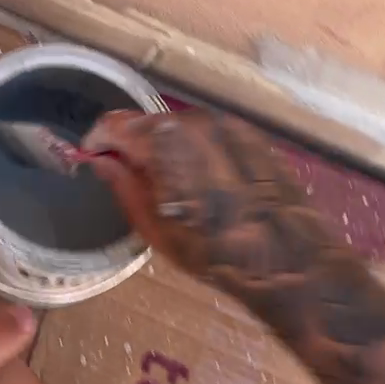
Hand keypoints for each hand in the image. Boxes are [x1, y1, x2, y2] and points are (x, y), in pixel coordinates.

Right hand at [82, 107, 327, 282]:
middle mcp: (190, 122)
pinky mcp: (249, 133)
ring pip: (177, 125)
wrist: (291, 261)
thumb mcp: (154, 227)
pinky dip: (193, 147)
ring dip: (163, 145)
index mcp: (161, 142)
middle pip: (146, 122)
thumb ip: (123, 185)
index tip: (92, 157)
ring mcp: (223, 124)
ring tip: (167, 177)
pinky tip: (200, 176)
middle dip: (130, 143)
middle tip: (128, 172)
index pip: (114, 123)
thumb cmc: (213, 251)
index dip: (98, 139)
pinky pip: (207, 133)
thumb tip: (102, 160)